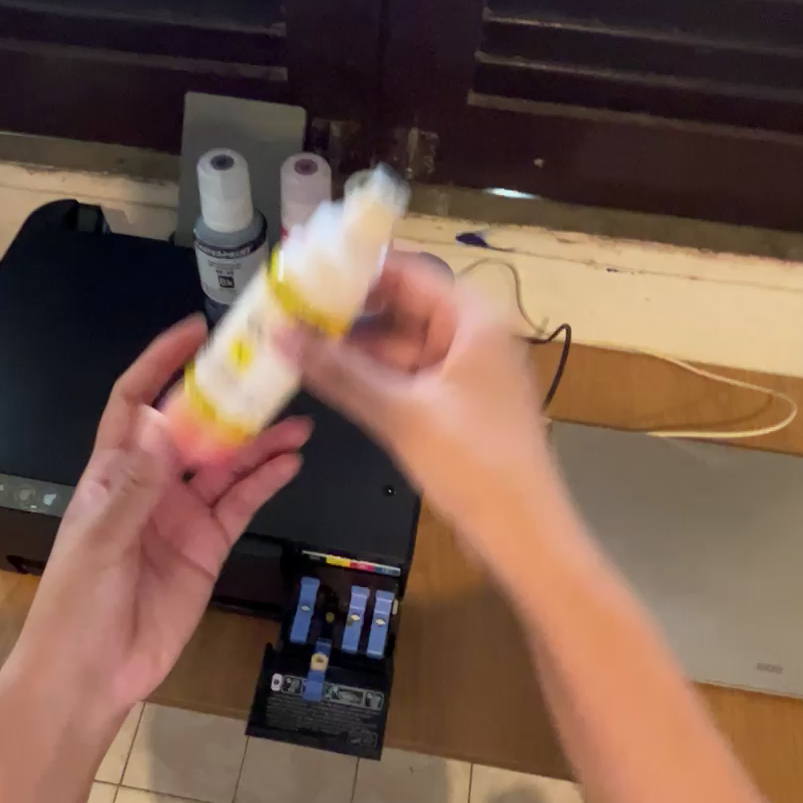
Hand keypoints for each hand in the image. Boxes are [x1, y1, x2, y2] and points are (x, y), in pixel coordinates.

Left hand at [14, 316, 309, 710]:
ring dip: (258, 443)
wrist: (93, 673)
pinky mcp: (208, 544)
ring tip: (297, 421)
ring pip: (226, 465)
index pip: (135, 404)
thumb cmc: (76, 605)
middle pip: (194, 430)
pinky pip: (241, 503)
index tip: (194, 334)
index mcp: (113, 473)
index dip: (160, 364)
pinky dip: (265, 482)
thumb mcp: (99, 542)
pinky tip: (290, 463)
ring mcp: (183, 514)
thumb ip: (134, 488)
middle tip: (267, 378)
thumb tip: (165, 426)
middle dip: (227, 403)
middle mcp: (151, 485)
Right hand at [296, 253, 568, 570]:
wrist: (522, 533)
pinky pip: (407, 377)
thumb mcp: (401, 414)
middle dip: (348, 313)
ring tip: (296, 343)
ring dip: (354, 349)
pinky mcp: (455, 404)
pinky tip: (328, 378)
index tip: (303, 272)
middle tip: (288, 311)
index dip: (355, 269)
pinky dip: (372, 377)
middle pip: (402, 307)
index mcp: (473, 319)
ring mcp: (464, 372)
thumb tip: (280, 334)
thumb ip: (339, 372)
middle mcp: (472, 335)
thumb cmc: (473, 464)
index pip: (407, 271)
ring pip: (400, 346)